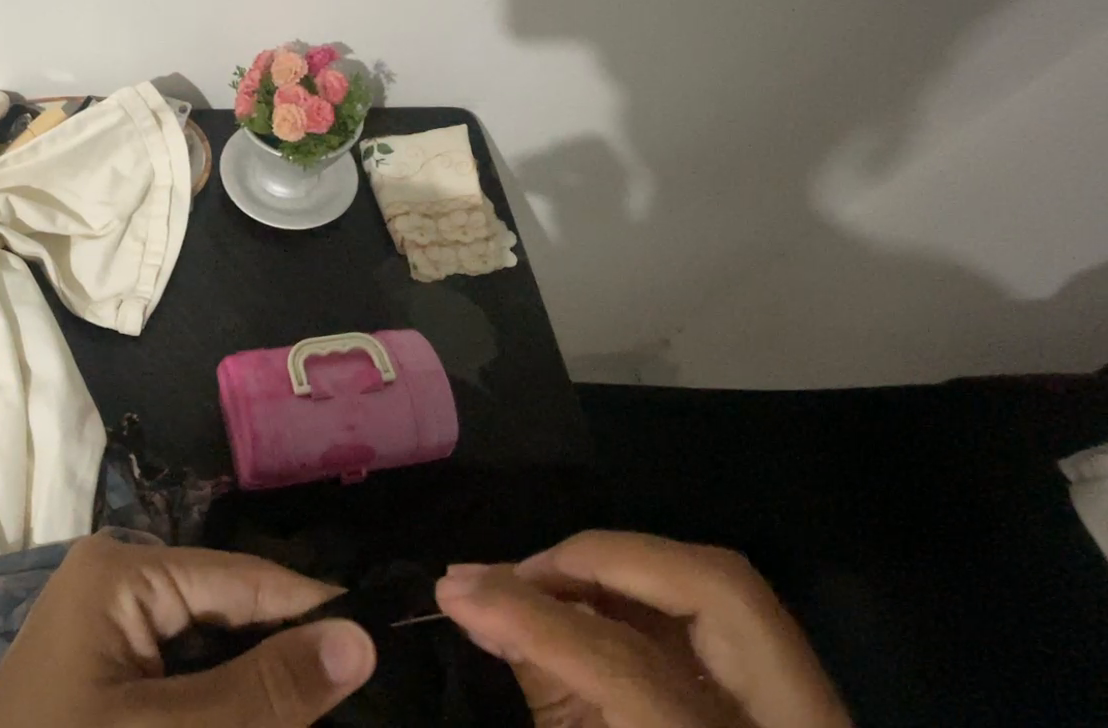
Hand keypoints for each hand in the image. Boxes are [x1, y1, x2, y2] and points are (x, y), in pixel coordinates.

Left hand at [0, 534, 375, 727]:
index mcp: (124, 571)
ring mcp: (109, 618)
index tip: (383, 641)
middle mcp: (117, 576)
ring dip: (252, 685)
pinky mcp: (106, 660)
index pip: (246, 578)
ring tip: (301, 708)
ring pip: (212, 643)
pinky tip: (245, 714)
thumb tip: (360, 638)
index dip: (315, 610)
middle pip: (230, 609)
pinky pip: (181, 665)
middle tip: (350, 692)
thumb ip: (265, 692)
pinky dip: (216, 697)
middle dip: (281, 657)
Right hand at [437, 531, 851, 727]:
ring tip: (541, 581)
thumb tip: (476, 602)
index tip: (455, 590)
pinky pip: (715, 619)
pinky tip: (585, 605)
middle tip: (522, 570)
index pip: (626, 666)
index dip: (530, 616)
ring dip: (617, 569)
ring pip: (723, 588)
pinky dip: (640, 596)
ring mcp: (814, 719)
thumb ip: (545, 690)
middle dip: (604, 558)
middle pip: (715, 587)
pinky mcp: (797, 704)